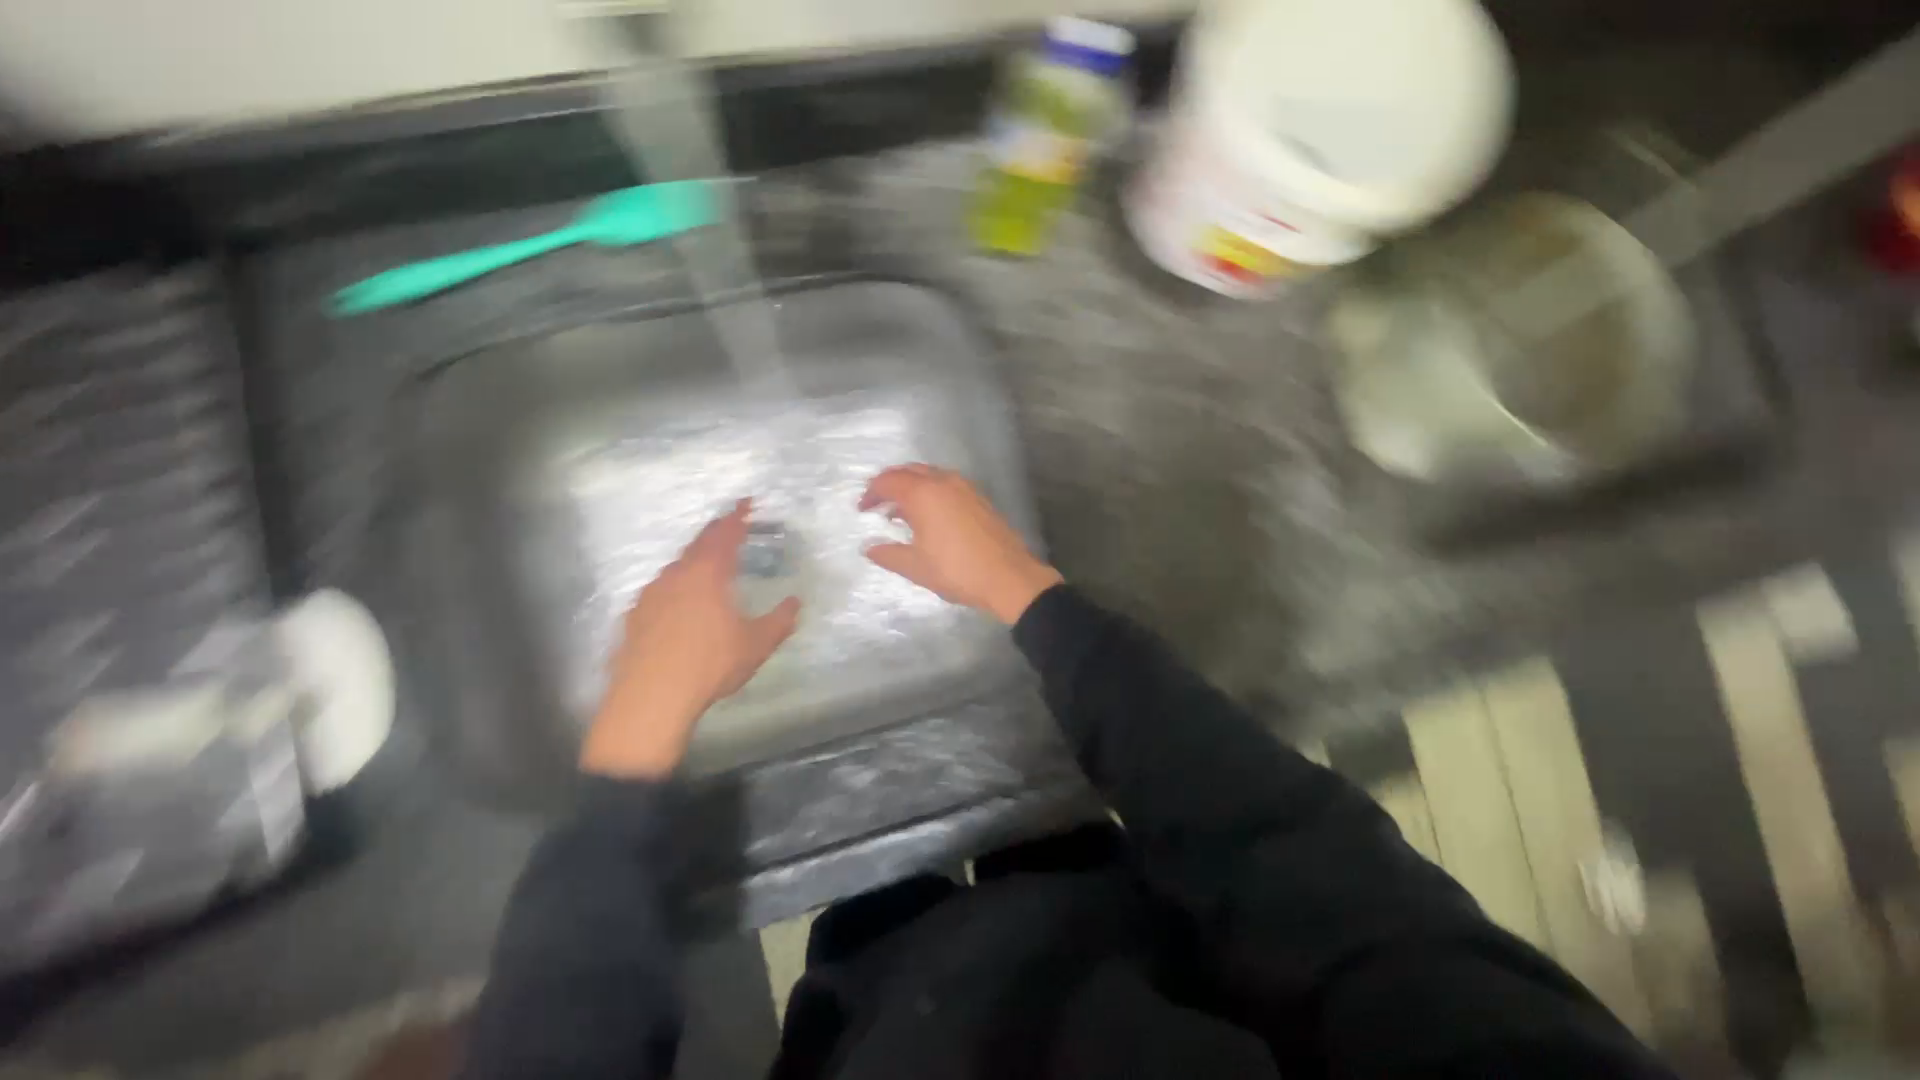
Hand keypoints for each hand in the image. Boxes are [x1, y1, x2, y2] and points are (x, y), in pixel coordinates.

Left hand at [581, 498, 800, 778]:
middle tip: (728, 526)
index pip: (726, 534)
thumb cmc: (710, 664)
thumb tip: (794, 602)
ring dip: (693, 562)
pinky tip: (678, 606)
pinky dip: (674, 589)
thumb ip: (779, 621)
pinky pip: (659, 592)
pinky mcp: (634, 617)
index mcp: (709, 573)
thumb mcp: (756, 645)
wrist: (651, 696)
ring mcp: (651, 594)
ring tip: (705, 568)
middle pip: (698, 544)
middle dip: (715, 533)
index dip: (738, 516)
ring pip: (676, 567)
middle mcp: (677, 575)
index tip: (746, 502)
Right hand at [861, 464, 1062, 624]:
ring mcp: (965, 488)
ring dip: (911, 487)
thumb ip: (888, 554)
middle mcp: (944, 482)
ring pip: (930, 475)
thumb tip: (869, 548)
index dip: (871, 492)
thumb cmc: (957, 570)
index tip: (862, 509)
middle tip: (877, 503)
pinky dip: (931, 492)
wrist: (1008, 577)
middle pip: (909, 471)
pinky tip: (928, 516)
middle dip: (890, 484)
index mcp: (924, 494)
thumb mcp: (916, 566)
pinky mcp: (979, 498)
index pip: (889, 481)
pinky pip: (946, 485)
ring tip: (900, 511)